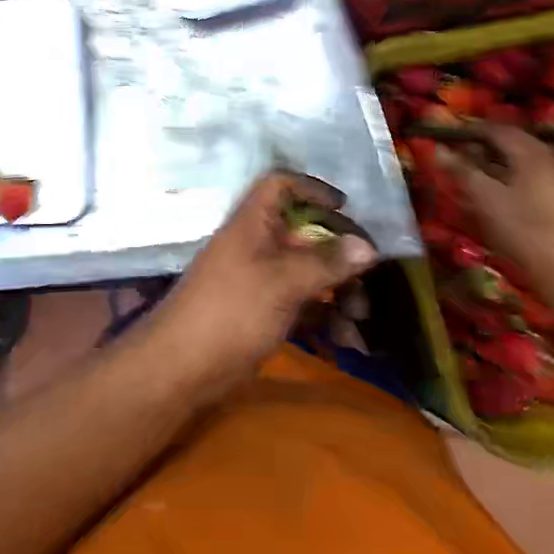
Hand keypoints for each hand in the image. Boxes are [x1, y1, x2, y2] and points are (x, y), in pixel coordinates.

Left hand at [161, 171, 377, 370]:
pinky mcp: (264, 312)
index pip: (280, 185)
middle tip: (370, 275)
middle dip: (340, 253)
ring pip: (309, 272)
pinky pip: (303, 304)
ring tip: (359, 320)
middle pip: (305, 232)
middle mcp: (257, 245)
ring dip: (338, 291)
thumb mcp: (282, 282)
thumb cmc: (232, 311)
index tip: (346, 207)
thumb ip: (326, 261)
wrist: (183, 367)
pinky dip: (324, 318)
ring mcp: (261, 280)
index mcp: (253, 223)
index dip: (311, 188)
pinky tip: (345, 342)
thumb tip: (368, 246)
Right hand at [437, 125, 553, 290]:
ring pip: (525, 161)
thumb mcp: (484, 198)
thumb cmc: (522, 230)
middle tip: (462, 154)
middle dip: (486, 145)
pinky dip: (514, 176)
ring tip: (477, 174)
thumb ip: (462, 170)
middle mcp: (551, 160)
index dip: (471, 130)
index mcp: (532, 154)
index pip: (498, 130)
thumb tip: (439, 149)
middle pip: (515, 143)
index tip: (449, 136)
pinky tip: (502, 193)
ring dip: (499, 162)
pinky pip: (535, 176)